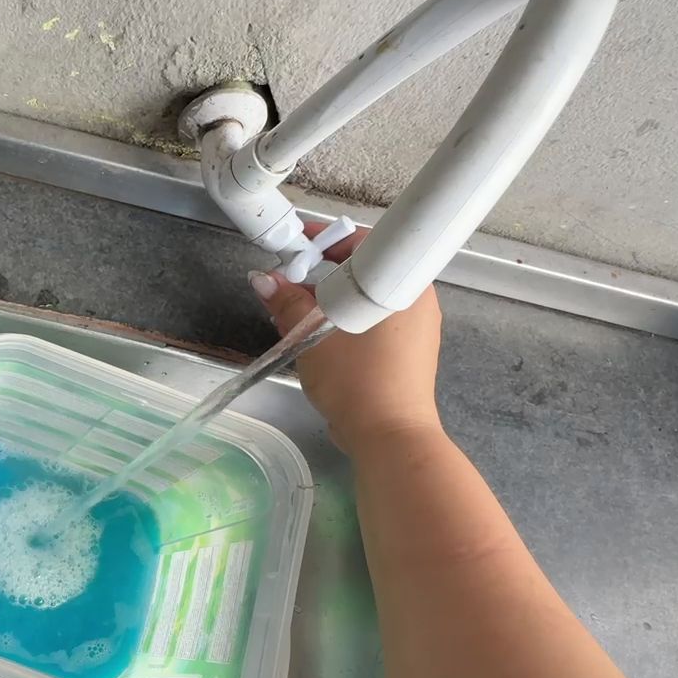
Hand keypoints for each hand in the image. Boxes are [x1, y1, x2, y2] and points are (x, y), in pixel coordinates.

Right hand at [251, 221, 442, 452]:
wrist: (386, 435)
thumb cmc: (356, 379)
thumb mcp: (312, 337)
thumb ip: (287, 304)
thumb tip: (262, 279)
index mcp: (403, 287)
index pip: (366, 245)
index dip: (327, 241)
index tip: (295, 246)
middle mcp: (415, 302)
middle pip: (362, 273)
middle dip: (320, 274)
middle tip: (286, 281)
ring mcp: (412, 329)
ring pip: (362, 300)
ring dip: (327, 300)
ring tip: (292, 312)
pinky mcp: (402, 353)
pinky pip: (367, 322)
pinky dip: (340, 321)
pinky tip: (314, 335)